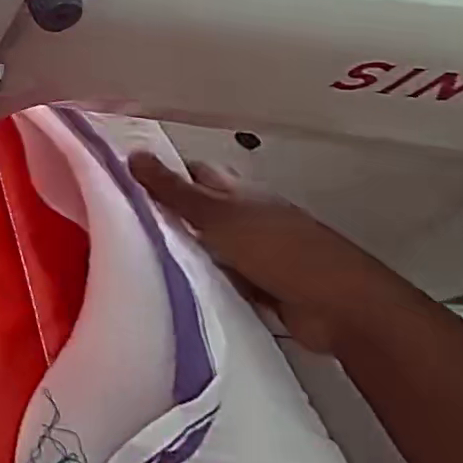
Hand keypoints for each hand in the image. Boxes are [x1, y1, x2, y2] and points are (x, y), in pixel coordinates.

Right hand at [127, 152, 410, 351]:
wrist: (342, 311)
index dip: (161, 172)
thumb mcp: (215, 215)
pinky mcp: (260, 284)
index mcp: (237, 191)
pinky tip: (174, 280)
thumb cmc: (278, 250)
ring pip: (204, 242)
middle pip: (196, 207)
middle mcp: (246, 215)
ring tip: (136, 251)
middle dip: (166, 212)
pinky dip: (202, 276)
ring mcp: (255, 251)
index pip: (190, 171)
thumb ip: (172, 189)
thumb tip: (132, 152)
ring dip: (182, 248)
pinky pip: (218, 273)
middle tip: (120, 219)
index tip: (122, 180)